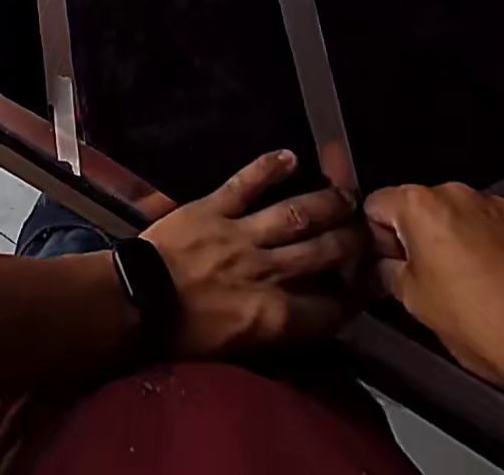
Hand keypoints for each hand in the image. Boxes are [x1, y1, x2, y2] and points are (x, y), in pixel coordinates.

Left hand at [140, 149, 361, 358]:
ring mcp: (240, 234)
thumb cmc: (184, 331)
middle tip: (366, 229)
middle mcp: (266, 270)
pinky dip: (268, 167)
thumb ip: (279, 326)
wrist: (138, 302)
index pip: (329, 306)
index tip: (365, 284)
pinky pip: (247, 183)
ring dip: (324, 202)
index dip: (352, 295)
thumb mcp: (240, 346)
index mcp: (273, 313)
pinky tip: (290, 156)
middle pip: (322, 252)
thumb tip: (309, 311)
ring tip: (345, 194)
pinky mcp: (214, 207)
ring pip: (294, 214)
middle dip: (349, 240)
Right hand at [364, 183, 503, 399]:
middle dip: (419, 237)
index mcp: (420, 205)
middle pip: (420, 206)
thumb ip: (388, 272)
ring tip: (472, 288)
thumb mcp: (414, 304)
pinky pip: (500, 227)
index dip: (376, 236)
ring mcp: (501, 205)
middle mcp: (459, 193)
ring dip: (458, 240)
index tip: (388, 262)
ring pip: (462, 216)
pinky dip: (496, 248)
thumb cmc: (485, 327)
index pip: (376, 204)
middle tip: (428, 280)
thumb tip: (384, 266)